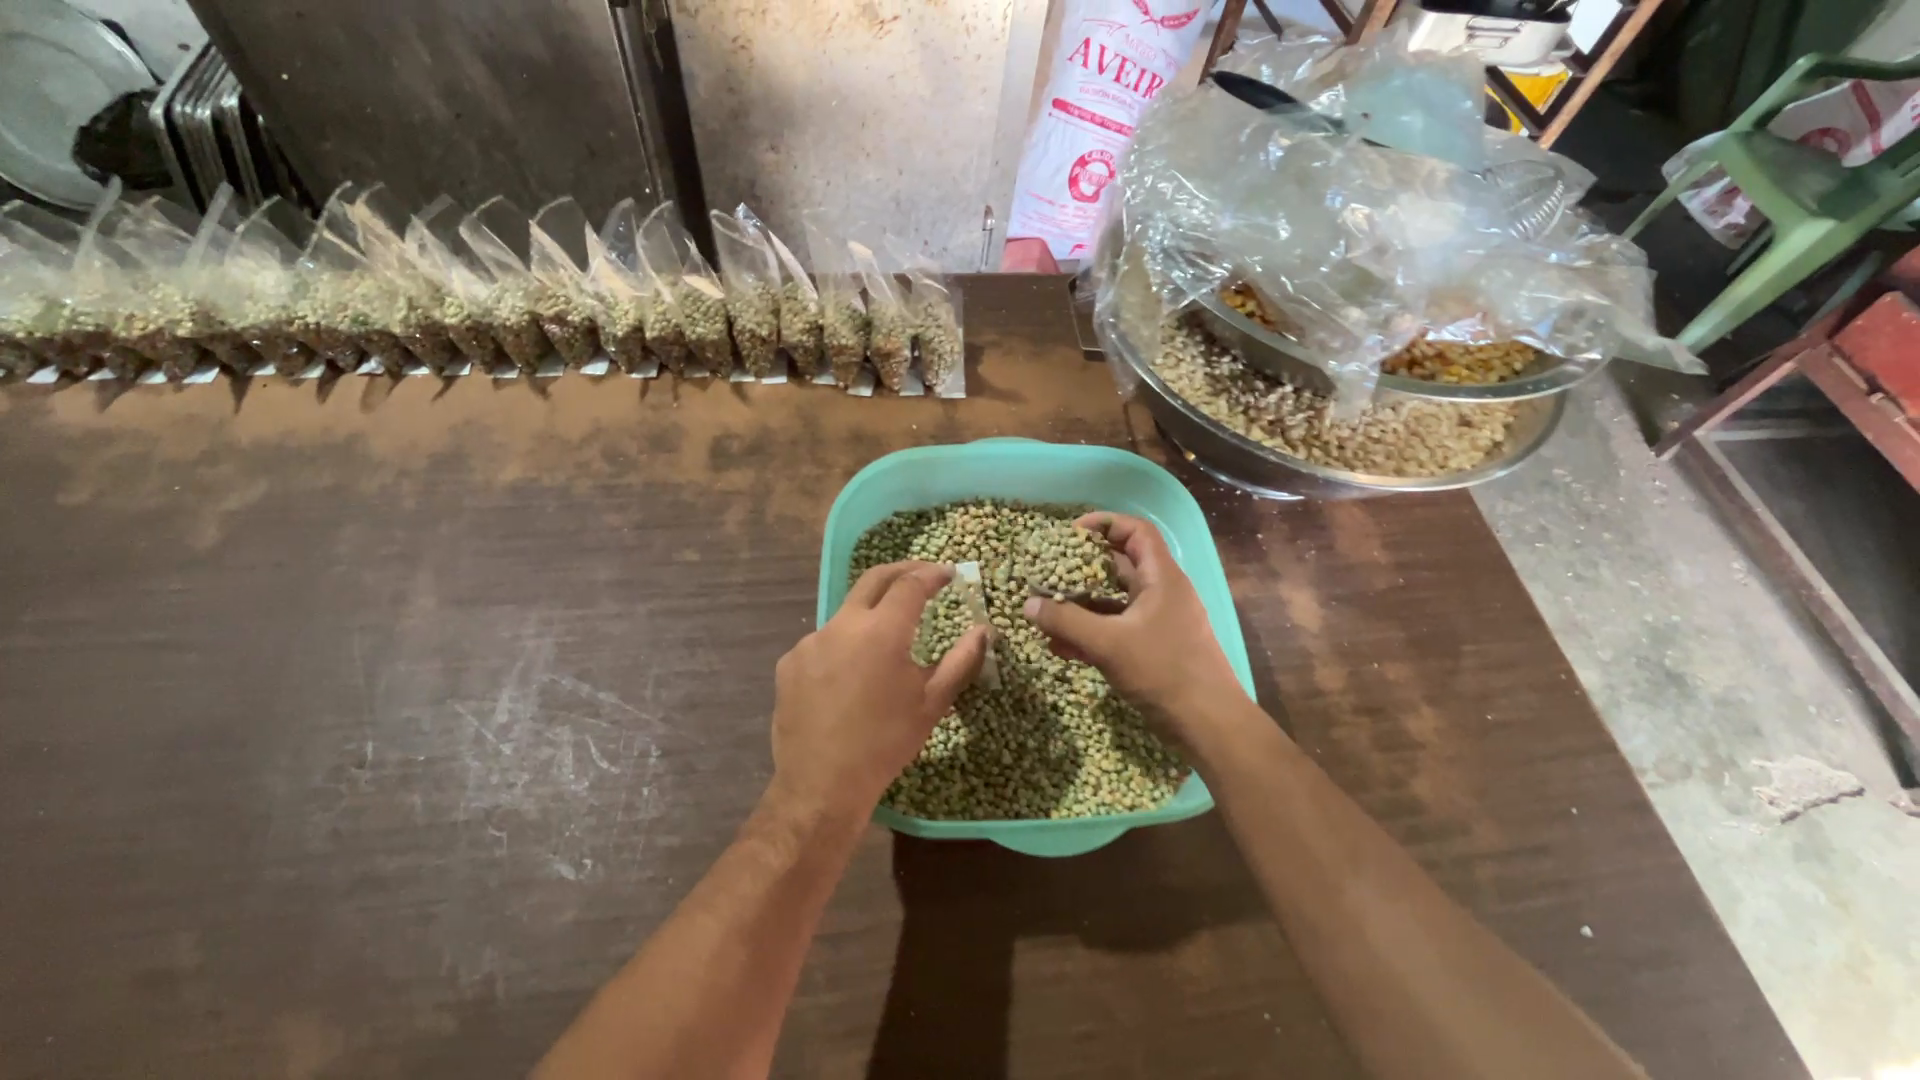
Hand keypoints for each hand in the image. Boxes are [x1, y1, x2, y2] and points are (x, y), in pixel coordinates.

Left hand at [769, 561, 987, 820]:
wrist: (822, 783)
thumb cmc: (886, 743)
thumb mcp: (932, 703)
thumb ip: (961, 660)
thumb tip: (983, 631)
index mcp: (882, 631)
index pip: (910, 584)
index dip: (932, 574)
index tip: (948, 573)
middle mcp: (842, 625)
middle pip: (874, 580)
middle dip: (902, 571)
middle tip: (922, 574)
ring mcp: (810, 642)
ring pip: (846, 615)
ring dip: (870, 616)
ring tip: (887, 641)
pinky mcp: (790, 663)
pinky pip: (823, 643)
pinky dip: (844, 646)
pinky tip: (851, 675)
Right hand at [1021, 512, 1245, 740]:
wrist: (1208, 724)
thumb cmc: (1164, 671)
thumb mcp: (1108, 644)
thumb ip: (1067, 622)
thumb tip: (1028, 604)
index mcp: (1162, 578)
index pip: (1137, 532)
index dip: (1105, 524)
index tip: (1071, 533)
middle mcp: (1162, 594)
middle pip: (1120, 566)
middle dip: (1082, 569)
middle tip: (1049, 572)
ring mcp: (1158, 623)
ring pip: (1114, 603)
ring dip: (1081, 606)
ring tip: (1047, 613)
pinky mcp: (1153, 650)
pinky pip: (1116, 631)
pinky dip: (1091, 634)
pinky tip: (1061, 649)